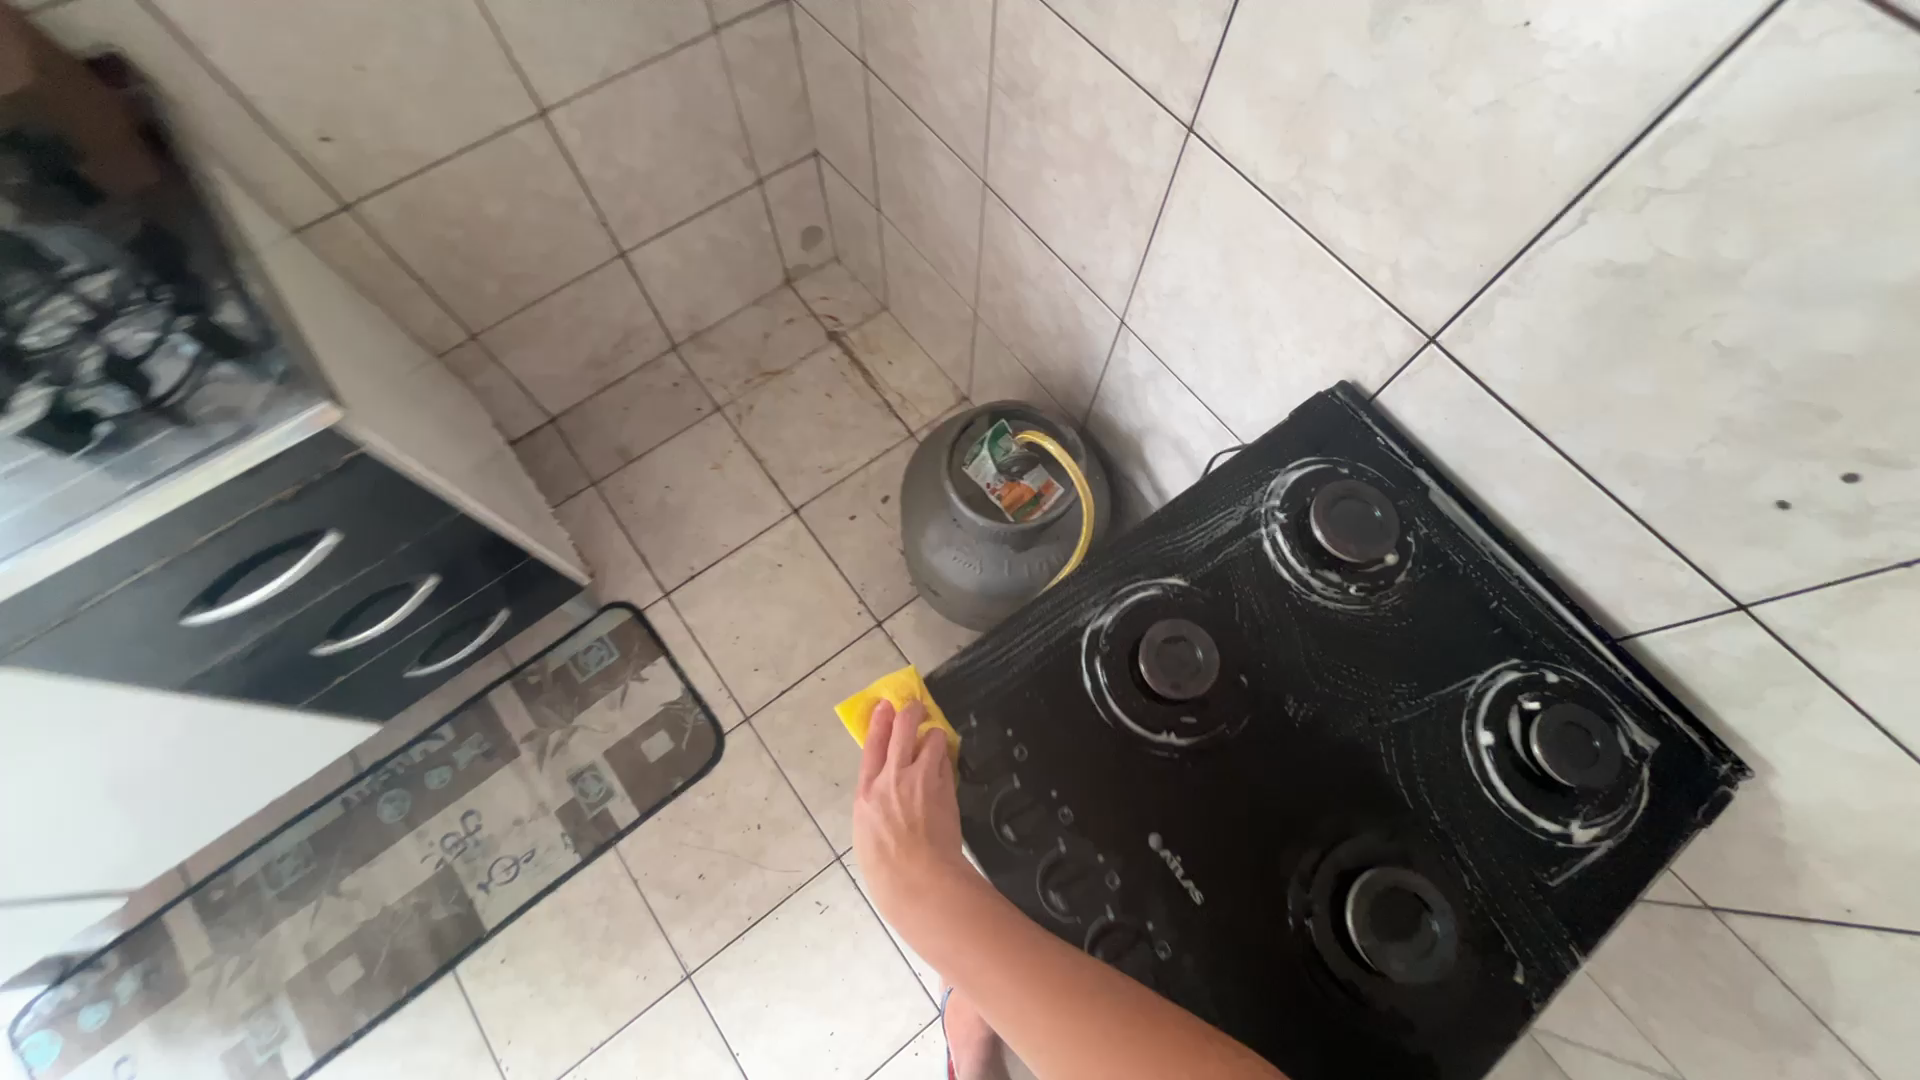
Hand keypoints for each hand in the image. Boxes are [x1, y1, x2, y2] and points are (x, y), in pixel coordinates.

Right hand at [852, 700, 972, 929]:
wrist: (920, 882)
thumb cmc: (886, 870)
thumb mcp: (867, 831)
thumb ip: (875, 802)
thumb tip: (884, 788)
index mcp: (866, 792)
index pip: (873, 744)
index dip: (880, 720)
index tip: (885, 705)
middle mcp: (893, 778)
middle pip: (903, 728)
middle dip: (911, 712)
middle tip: (916, 707)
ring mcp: (922, 779)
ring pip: (932, 738)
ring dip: (933, 736)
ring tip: (934, 743)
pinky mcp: (946, 788)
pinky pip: (946, 762)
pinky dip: (944, 760)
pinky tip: (943, 766)